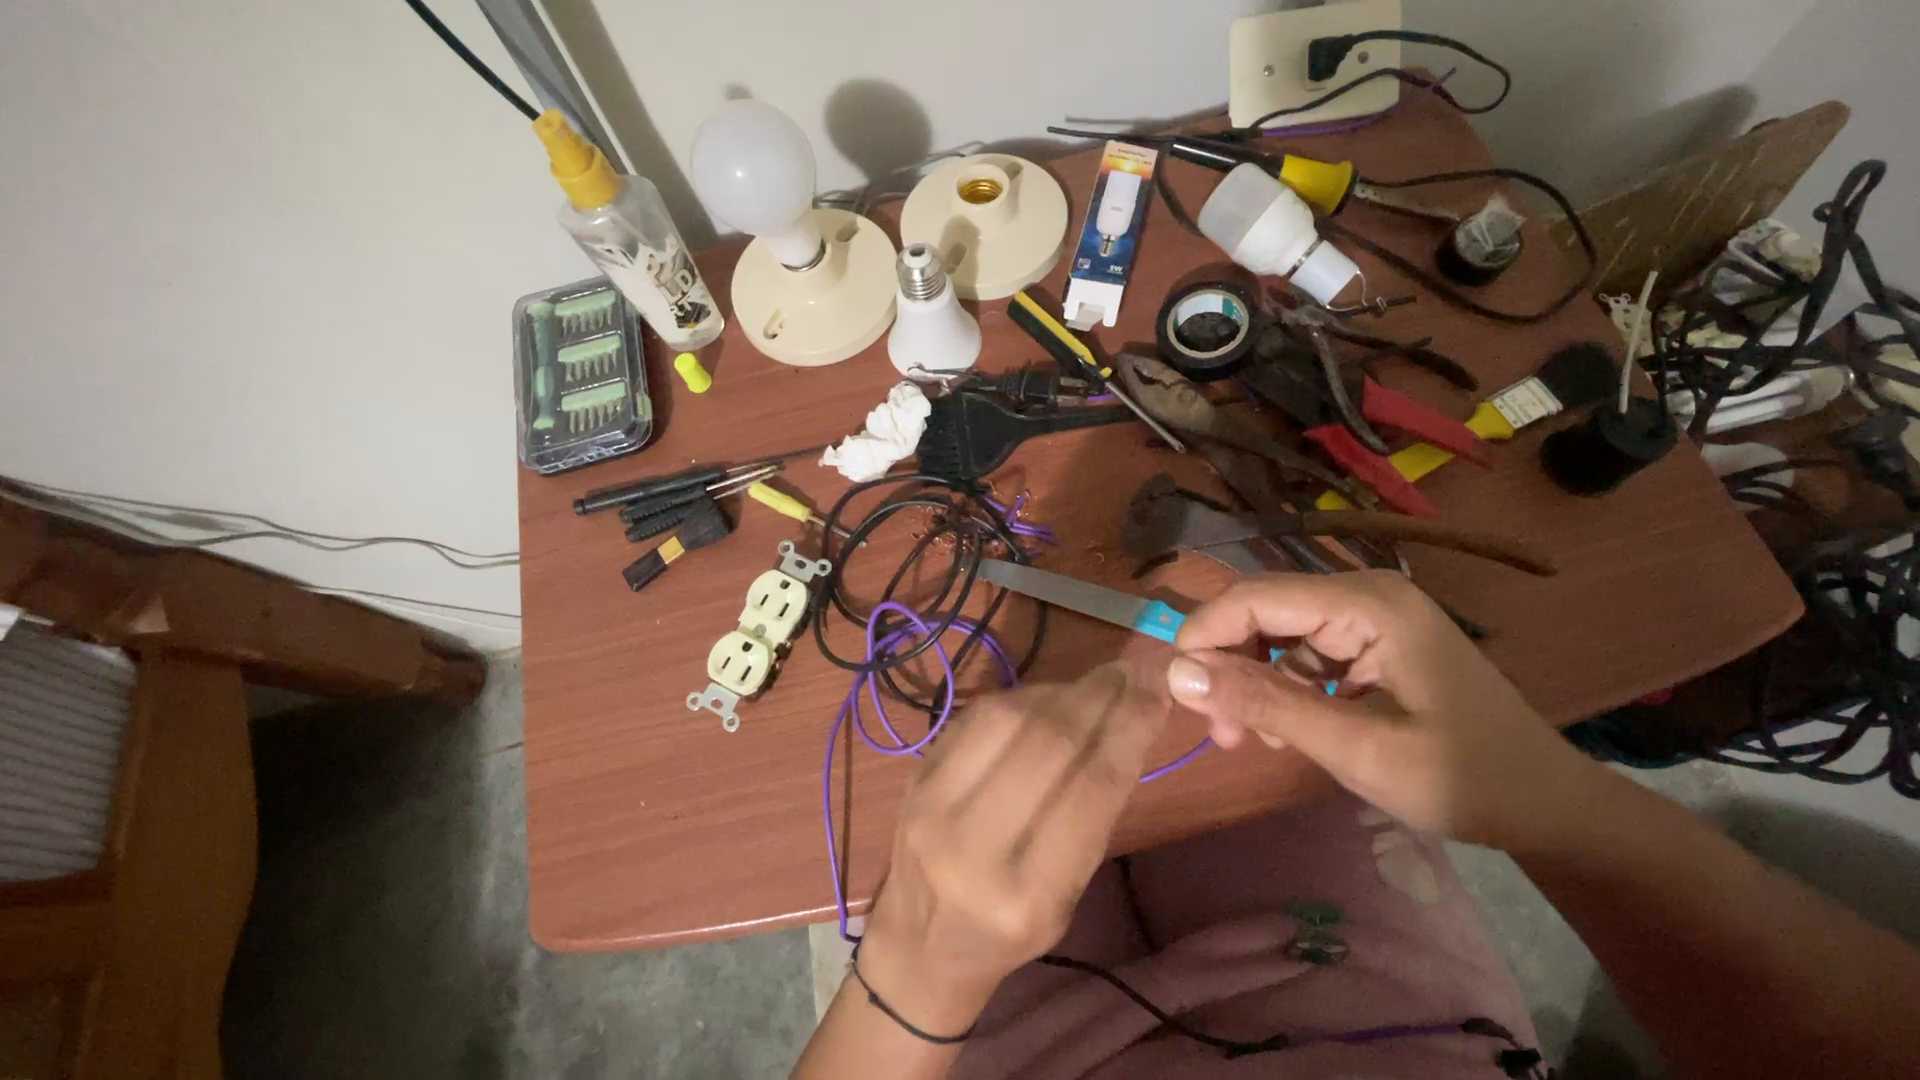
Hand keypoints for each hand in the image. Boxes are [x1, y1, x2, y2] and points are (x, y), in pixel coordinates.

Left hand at [858, 660, 1171, 1031]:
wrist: (921, 943)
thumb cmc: (1010, 929)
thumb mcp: (1068, 896)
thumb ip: (1094, 814)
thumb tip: (1128, 718)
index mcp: (1028, 896)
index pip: (1092, 788)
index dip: (1131, 728)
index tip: (1161, 691)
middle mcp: (973, 848)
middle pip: (1049, 743)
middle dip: (1102, 698)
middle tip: (1136, 672)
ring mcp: (933, 806)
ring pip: (1008, 719)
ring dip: (1064, 690)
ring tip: (1101, 683)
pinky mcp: (915, 777)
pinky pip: (976, 718)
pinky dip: (1023, 698)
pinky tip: (1052, 697)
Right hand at [1164, 571, 1595, 847]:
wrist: (1546, 807)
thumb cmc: (1461, 777)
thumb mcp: (1355, 747)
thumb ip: (1264, 703)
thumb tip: (1176, 674)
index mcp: (1368, 603)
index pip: (1255, 597)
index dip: (1205, 635)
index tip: (1177, 693)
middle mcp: (1363, 596)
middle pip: (1262, 612)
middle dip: (1228, 664)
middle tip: (1218, 731)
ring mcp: (1368, 619)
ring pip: (1275, 635)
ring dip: (1251, 682)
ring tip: (1248, 740)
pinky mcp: (1369, 645)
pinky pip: (1301, 655)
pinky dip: (1280, 690)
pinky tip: (1282, 731)